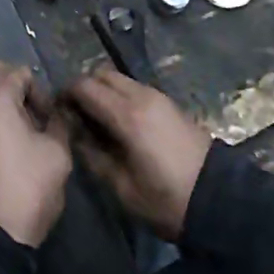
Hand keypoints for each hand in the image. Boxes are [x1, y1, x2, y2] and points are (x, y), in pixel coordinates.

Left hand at [0, 61, 71, 246]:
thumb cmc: (28, 185)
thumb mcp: (57, 150)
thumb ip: (58, 121)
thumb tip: (55, 113)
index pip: (20, 73)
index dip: (40, 91)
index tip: (50, 117)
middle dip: (18, 86)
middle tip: (36, 113)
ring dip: (5, 104)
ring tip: (25, 132)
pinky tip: (10, 147)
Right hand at [65, 66, 212, 240]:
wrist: (217, 197)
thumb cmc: (165, 199)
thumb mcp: (122, 188)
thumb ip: (93, 156)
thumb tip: (74, 133)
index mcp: (127, 115)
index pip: (86, 86)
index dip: (67, 93)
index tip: (56, 109)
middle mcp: (141, 95)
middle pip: (102, 74)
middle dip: (84, 87)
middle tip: (75, 112)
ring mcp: (157, 96)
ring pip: (119, 78)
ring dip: (103, 89)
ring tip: (94, 118)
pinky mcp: (167, 102)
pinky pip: (134, 87)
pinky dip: (119, 94)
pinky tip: (117, 120)